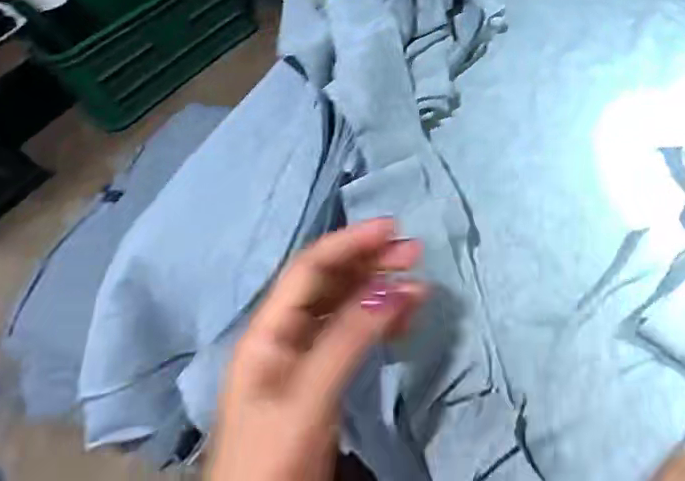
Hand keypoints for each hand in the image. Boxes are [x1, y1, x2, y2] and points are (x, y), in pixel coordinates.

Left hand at [207, 219, 427, 480]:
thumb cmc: (269, 460)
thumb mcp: (307, 400)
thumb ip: (345, 343)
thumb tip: (389, 290)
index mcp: (267, 329)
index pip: (309, 270)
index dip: (348, 243)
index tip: (389, 228)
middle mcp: (282, 334)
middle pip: (327, 284)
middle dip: (368, 263)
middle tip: (414, 252)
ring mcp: (300, 359)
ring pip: (342, 309)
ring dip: (377, 291)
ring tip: (417, 281)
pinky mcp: (317, 384)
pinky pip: (349, 339)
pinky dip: (376, 324)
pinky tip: (402, 316)